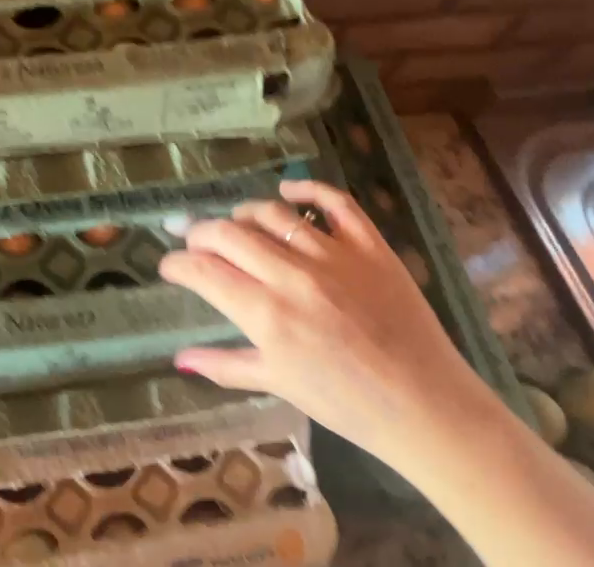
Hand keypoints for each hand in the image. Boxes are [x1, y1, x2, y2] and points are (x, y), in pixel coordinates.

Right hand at [160, 180, 493, 463]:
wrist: (424, 405)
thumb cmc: (346, 404)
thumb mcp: (279, 384)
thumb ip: (225, 365)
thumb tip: (180, 357)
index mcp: (265, 315)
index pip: (203, 271)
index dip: (177, 264)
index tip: (168, 266)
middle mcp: (292, 276)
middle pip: (227, 234)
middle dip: (199, 234)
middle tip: (194, 243)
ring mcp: (333, 255)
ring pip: (272, 213)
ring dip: (243, 215)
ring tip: (236, 226)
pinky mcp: (369, 246)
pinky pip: (334, 202)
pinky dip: (308, 187)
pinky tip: (288, 189)